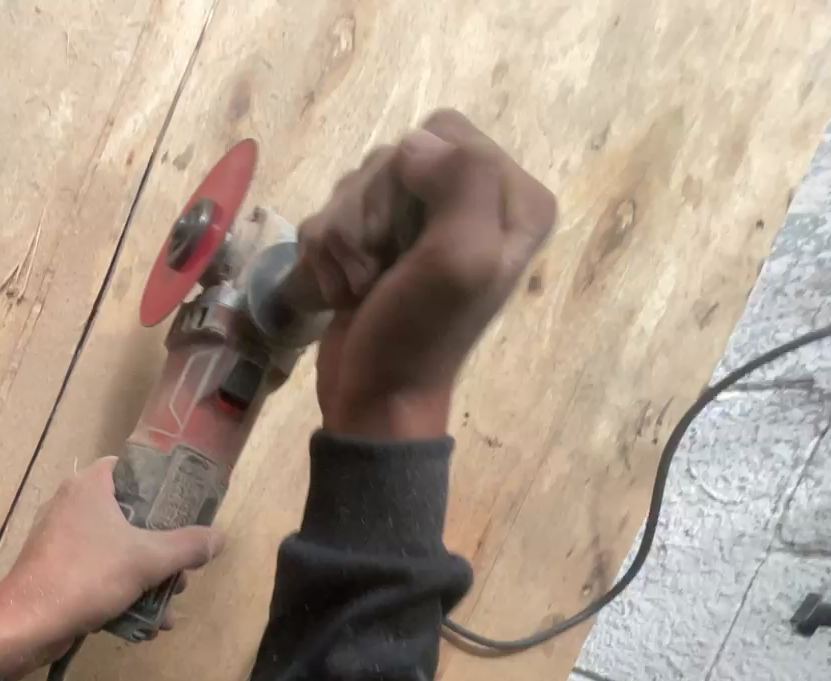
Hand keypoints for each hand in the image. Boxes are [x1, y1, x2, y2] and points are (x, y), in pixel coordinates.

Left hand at [0, 458, 222, 680]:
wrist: (29, 622)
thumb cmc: (87, 576)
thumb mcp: (147, 560)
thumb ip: (187, 546)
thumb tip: (220, 537)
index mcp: (90, 485)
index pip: (131, 468)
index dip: (161, 486)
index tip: (186, 511)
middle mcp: (73, 504)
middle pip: (131, 516)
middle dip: (162, 550)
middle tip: (183, 574)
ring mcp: (63, 539)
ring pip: (118, 550)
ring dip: (148, 580)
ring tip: (169, 608)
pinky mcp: (57, 569)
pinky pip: (100, 574)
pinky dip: (123, 594)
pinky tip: (146, 624)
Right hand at [297, 110, 556, 440]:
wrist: (374, 398)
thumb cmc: (418, 338)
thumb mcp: (461, 260)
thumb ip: (461, 181)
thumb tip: (412, 146)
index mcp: (509, 199)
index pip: (443, 132)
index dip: (409, 176)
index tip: (406, 235)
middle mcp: (465, 204)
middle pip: (391, 158)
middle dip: (366, 215)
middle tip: (373, 270)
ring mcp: (412, 229)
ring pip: (352, 188)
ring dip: (340, 242)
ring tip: (355, 288)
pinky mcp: (370, 251)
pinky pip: (326, 221)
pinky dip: (321, 259)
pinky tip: (339, 293)